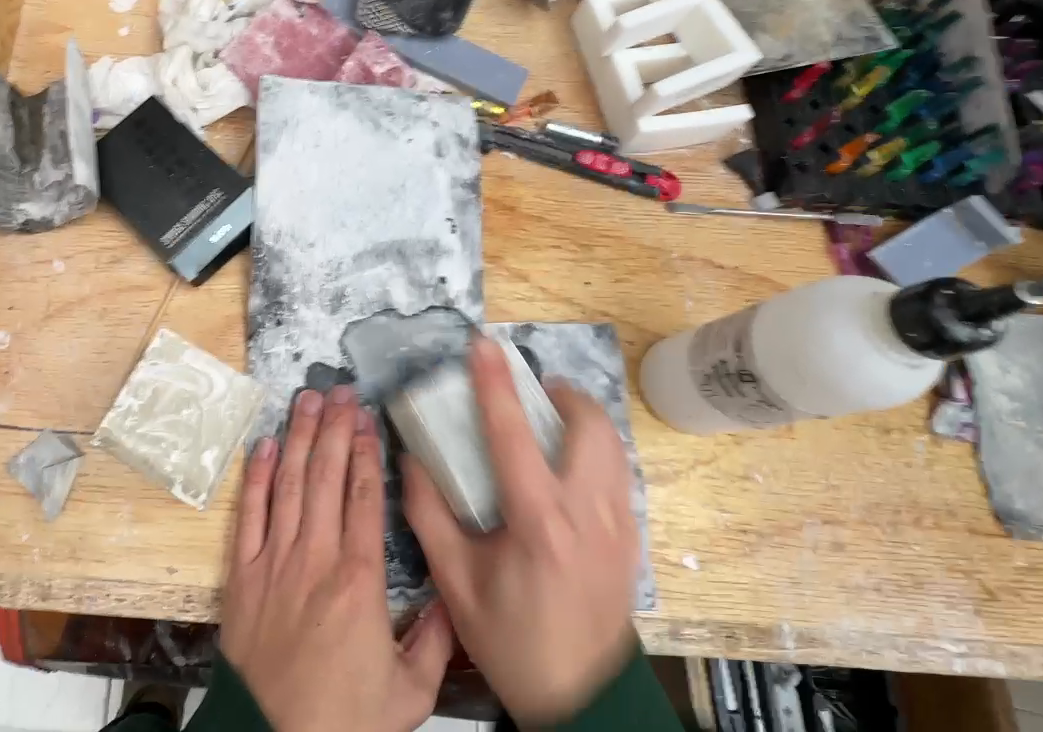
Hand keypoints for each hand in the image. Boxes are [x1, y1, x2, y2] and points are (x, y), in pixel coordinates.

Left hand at [221, 385, 455, 731]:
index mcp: (360, 578)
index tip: (367, 418)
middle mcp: (315, 558)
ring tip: (306, 400)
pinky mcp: (242, 575)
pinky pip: (248, 515)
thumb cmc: (348, 719)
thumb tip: (452, 598)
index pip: (364, 496)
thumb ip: (435, 639)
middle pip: (326, 476)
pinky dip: (257, 477)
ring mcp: (273, 562)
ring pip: (288, 484)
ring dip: (298, 438)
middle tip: (340, 390)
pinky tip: (265, 446)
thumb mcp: (411, 691)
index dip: (365, 451)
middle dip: (334, 428)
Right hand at [402, 335, 640, 723]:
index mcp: (539, 521)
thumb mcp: (454, 580)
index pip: (513, 433)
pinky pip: (616, 472)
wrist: (580, 696)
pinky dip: (592, 450)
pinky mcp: (631, 538)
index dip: (494, 383)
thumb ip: (428, 513)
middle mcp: (587, 513)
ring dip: (580, 418)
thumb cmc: (510, 639)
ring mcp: (618, 524)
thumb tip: (411, 459)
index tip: (482, 345)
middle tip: (528, 389)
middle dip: (559, 393)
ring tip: (547, 419)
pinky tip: (564, 468)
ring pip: (611, 445)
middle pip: (588, 425)